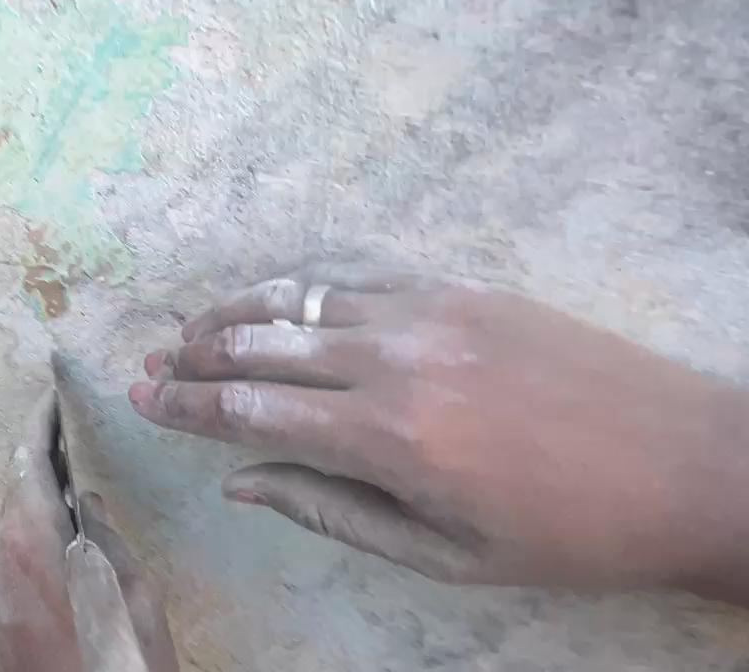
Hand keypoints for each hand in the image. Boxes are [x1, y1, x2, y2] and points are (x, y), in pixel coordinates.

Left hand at [0, 390, 177, 671]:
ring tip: (72, 475)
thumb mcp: (133, 594)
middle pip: (19, 481)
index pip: (30, 454)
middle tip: (72, 433)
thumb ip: (105, 535)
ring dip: (38, 491)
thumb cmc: (119, 660)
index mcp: (30, 531)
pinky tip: (59, 528)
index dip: (41, 420)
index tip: (53, 394)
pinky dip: (31, 523)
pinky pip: (10, 543)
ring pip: (13, 512)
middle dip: (43, 453)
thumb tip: (86, 500)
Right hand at [130, 265, 748, 598]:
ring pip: (284, 297)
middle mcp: (385, 360)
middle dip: (188, 356)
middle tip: (152, 363)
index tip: (140, 397)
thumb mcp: (445, 556)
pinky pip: (341, 278)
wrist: (704, 467)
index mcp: (385, 436)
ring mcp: (415, 311)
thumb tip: (235, 480)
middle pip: (250, 344)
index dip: (181, 403)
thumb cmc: (569, 532)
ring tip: (190, 330)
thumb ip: (326, 511)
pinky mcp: (445, 285)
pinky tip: (267, 306)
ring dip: (224, 315)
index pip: (244, 409)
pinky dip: (287, 293)